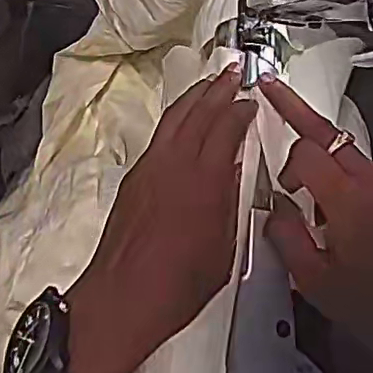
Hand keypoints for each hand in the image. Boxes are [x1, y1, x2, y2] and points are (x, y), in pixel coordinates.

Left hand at [67, 66, 256, 372]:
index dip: (241, 110)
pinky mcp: (135, 176)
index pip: (227, 128)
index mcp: (205, 181)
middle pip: (200, 112)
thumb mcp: (224, 248)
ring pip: (175, 117)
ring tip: (210, 83)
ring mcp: (151, 167)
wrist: (122, 299)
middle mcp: (176, 165)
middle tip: (233, 73)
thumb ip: (232, 203)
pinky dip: (176, 117)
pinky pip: (160, 134)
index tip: (251, 102)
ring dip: (195, 96)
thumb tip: (236, 173)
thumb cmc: (177, 285)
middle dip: (219, 89)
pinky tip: (183, 118)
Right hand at [258, 76, 372, 372]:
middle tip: (275, 91)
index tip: (278, 176)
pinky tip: (349, 218)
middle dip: (299, 116)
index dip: (287, 164)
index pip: (309, 151)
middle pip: (331, 136)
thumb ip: (284, 233)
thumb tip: (274, 205)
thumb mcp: (313, 281)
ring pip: (350, 155)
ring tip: (322, 213)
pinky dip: (352, 183)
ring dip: (328, 169)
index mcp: (355, 204)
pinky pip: (371, 172)